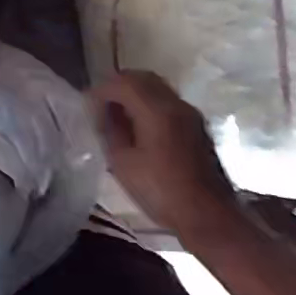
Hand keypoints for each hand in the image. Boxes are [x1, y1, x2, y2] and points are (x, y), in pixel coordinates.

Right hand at [91, 71, 246, 241]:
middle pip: (141, 77)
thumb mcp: (121, 162)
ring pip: (156, 87)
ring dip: (133, 93)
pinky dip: (147, 103)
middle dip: (116, 86)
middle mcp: (176, 104)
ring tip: (116, 116)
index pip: (122, 82)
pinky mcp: (196, 126)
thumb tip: (102, 112)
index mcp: (156, 111)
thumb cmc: (160, 191)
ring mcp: (190, 114)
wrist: (209, 217)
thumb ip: (110, 129)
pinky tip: (137, 126)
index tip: (87, 107)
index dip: (100, 91)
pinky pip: (166, 101)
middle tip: (99, 106)